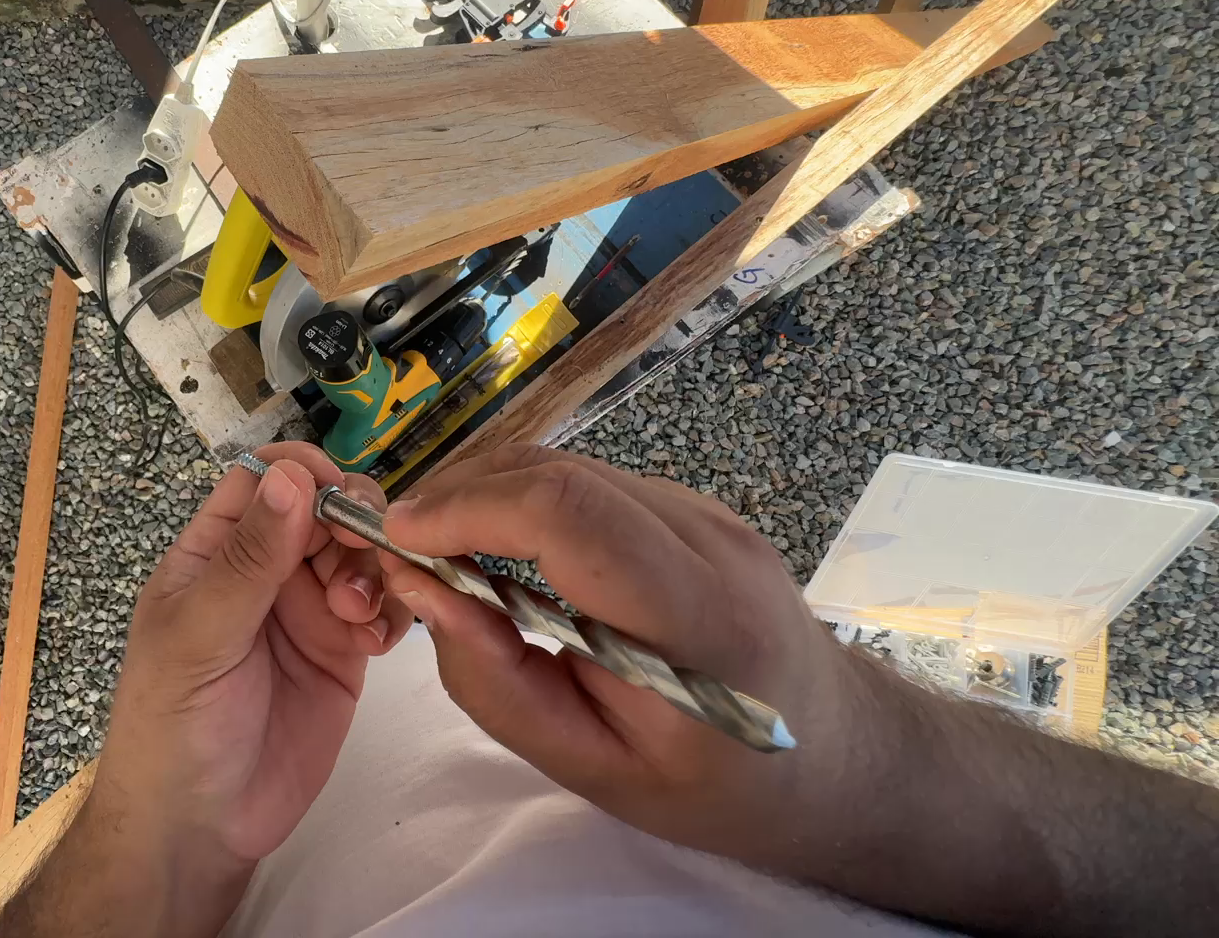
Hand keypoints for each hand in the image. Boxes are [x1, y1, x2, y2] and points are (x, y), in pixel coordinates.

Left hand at [73, 442, 412, 932]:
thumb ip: (250, 559)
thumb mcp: (202, 635)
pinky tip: (376, 644)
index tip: (334, 493)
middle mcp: (265, 569)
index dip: (301, 473)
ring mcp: (307, 608)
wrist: (203, 827)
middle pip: (322, 508)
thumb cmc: (176, 722)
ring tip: (357, 619)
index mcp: (216, 551)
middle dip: (350, 521)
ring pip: (358, 552)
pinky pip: (381, 606)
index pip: (261, 480)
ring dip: (373, 569)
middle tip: (357, 558)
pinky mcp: (343, 649)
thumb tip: (290, 474)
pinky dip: (392, 610)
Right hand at [379, 443, 857, 865]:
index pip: (566, 513)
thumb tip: (421, 586)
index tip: (400, 540)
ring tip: (436, 541)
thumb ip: (493, 680)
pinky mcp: (685, 501)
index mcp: (697, 617)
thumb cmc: (716, 784)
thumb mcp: (590, 767)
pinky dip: (513, 495)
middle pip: (552, 470)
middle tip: (403, 543)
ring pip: (557, 461)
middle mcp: (706, 537)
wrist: (844, 756)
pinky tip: (494, 538)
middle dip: (455, 492)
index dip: (466, 509)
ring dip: (478, 489)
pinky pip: (577, 477)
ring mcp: (701, 507)